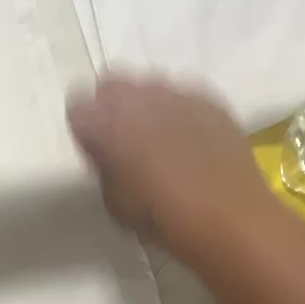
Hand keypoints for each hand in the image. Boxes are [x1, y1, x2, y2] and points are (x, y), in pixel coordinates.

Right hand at [67, 76, 276, 261]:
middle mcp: (138, 96)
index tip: (93, 148)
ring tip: (158, 142)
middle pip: (113, 85)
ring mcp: (177, 92)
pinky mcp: (208, 97)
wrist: (226, 216)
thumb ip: (103, 166)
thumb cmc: (160, 218)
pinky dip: (177, 113)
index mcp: (106, 124)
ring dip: (146, 107)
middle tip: (122, 140)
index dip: (84, 128)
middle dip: (112, 107)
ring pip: (149, 87)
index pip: (78, 108)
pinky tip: (187, 142)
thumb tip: (105, 150)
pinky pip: (182, 96)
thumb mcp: (114, 201)